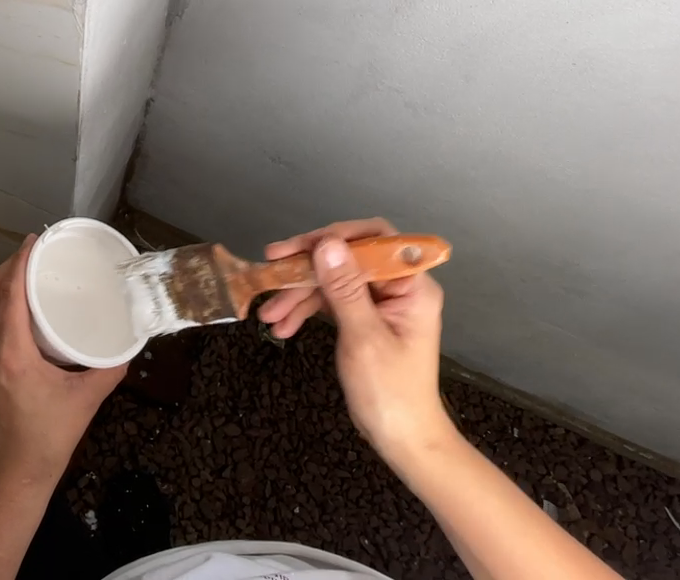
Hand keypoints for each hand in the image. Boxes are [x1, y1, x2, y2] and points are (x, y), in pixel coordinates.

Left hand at [0, 236, 125, 491]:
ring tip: (23, 273)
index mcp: (12, 354)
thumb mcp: (85, 402)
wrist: (11, 480)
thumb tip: (129, 345)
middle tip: (33, 252)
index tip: (35, 241)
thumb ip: (109, 370)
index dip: (19, 261)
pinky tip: (12, 309)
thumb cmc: (47, 442)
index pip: (9, 294)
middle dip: (8, 266)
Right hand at [257, 220, 450, 455]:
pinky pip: (328, 300)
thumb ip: (344, 288)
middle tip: (271, 267)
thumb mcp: (363, 337)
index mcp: (410, 286)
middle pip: (346, 257)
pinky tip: (282, 326)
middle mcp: (395, 287)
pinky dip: (304, 310)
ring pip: (331, 279)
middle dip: (307, 267)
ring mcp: (377, 302)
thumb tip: (326, 243)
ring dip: (298, 293)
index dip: (337, 236)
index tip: (301, 247)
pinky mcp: (361, 317)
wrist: (403, 441)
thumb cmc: (390, 392)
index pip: (375, 239)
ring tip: (268, 314)